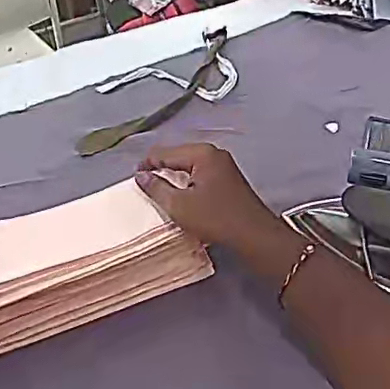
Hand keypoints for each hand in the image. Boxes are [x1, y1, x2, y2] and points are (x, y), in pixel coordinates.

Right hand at [135, 143, 303, 281]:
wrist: (254, 235)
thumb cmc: (215, 218)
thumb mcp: (179, 206)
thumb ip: (157, 188)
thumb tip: (142, 176)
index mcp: (202, 154)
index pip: (165, 153)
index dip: (147, 164)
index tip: (135, 178)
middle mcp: (214, 154)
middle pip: (179, 156)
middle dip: (161, 169)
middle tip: (146, 185)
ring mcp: (224, 165)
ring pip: (190, 165)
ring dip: (176, 176)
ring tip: (162, 192)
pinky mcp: (229, 179)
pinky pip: (201, 173)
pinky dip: (189, 182)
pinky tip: (184, 195)